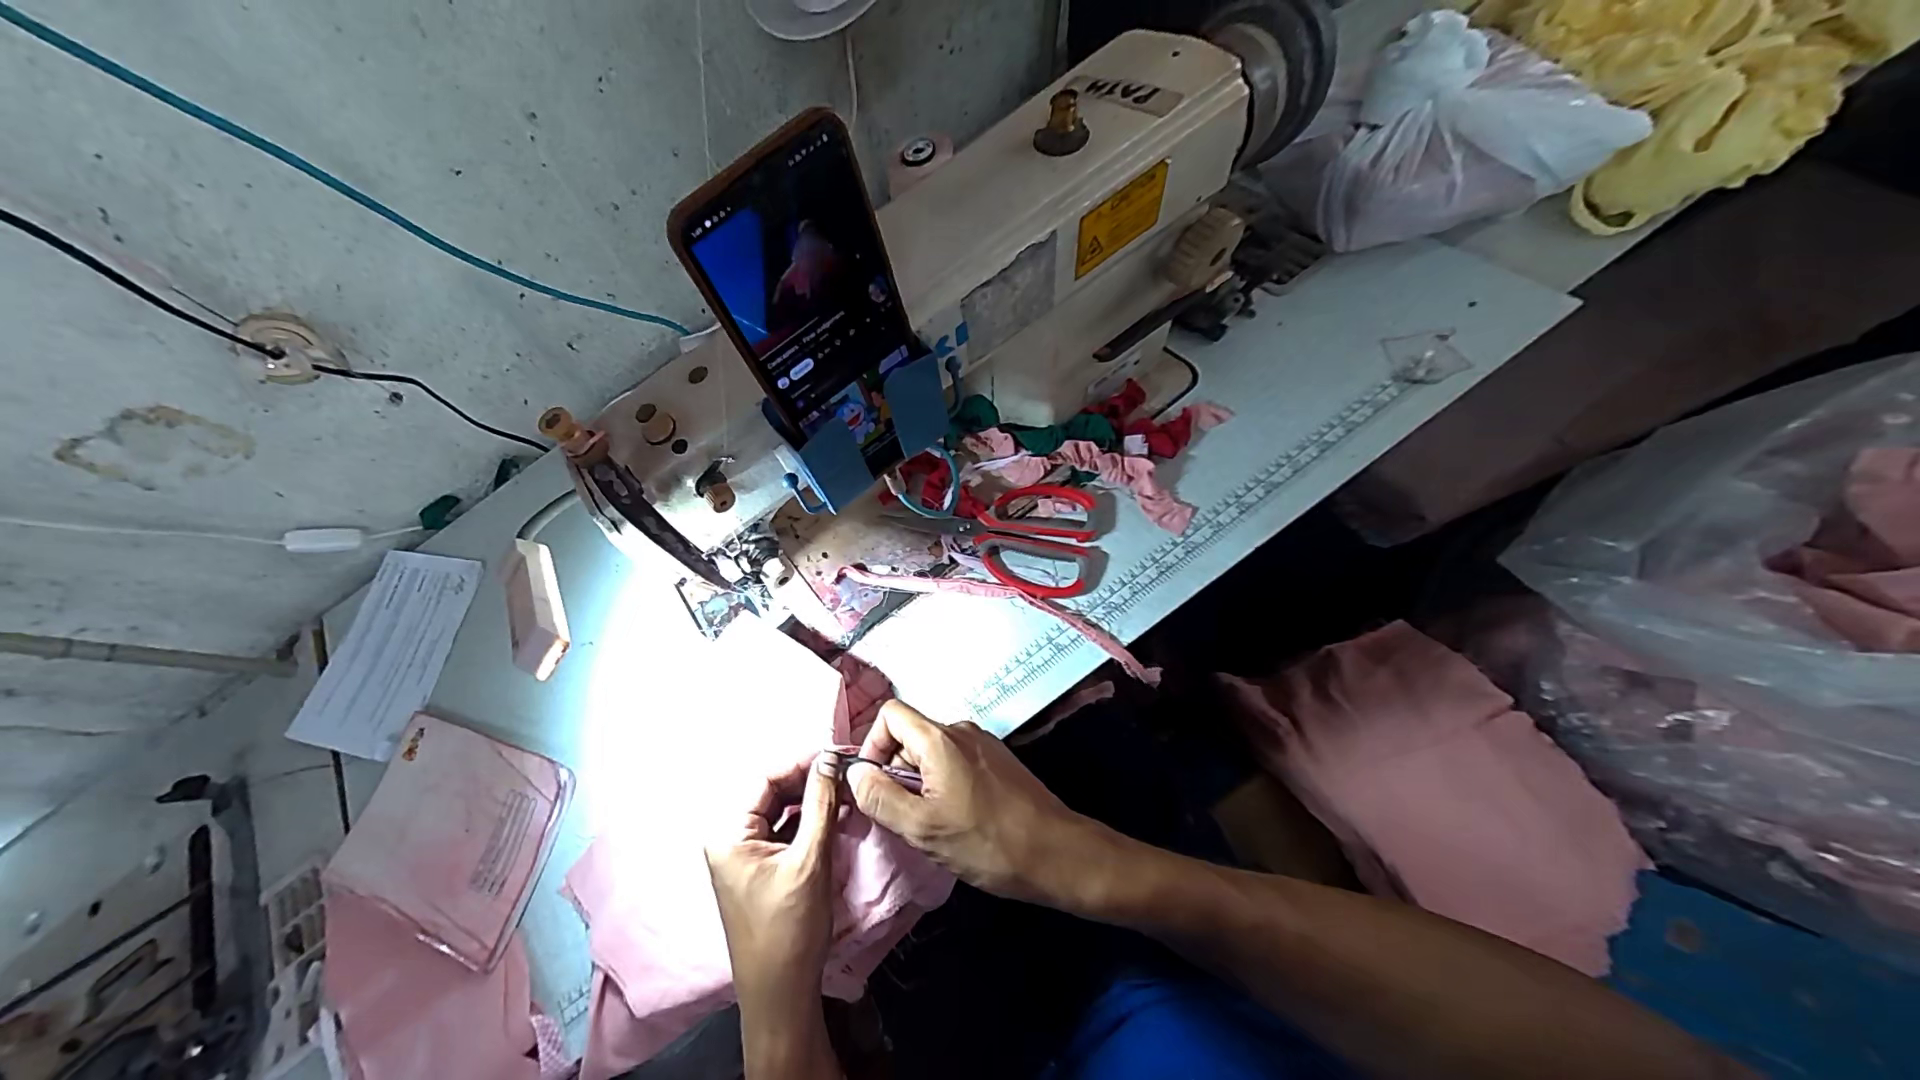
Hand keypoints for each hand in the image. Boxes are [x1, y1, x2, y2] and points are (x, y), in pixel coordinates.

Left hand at [705, 754, 839, 1002]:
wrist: (782, 994)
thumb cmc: (790, 928)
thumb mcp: (810, 859)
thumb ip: (820, 803)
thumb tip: (831, 759)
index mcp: (728, 834)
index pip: (765, 778)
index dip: (802, 762)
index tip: (838, 754)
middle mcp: (730, 839)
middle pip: (773, 792)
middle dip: (810, 780)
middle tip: (847, 770)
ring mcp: (745, 854)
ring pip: (782, 810)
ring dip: (813, 799)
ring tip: (846, 789)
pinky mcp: (762, 868)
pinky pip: (785, 830)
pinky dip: (810, 820)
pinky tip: (836, 813)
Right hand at [848, 700, 1112, 907]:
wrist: (1057, 853)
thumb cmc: (988, 843)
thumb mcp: (922, 828)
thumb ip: (879, 797)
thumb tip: (854, 774)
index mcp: (940, 739)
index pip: (889, 715)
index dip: (872, 746)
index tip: (875, 785)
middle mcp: (961, 730)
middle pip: (910, 735)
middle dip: (896, 771)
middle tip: (903, 815)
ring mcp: (983, 744)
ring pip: (931, 752)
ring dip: (919, 782)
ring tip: (932, 823)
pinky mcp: (997, 761)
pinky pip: (954, 761)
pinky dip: (942, 784)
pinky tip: (956, 819)